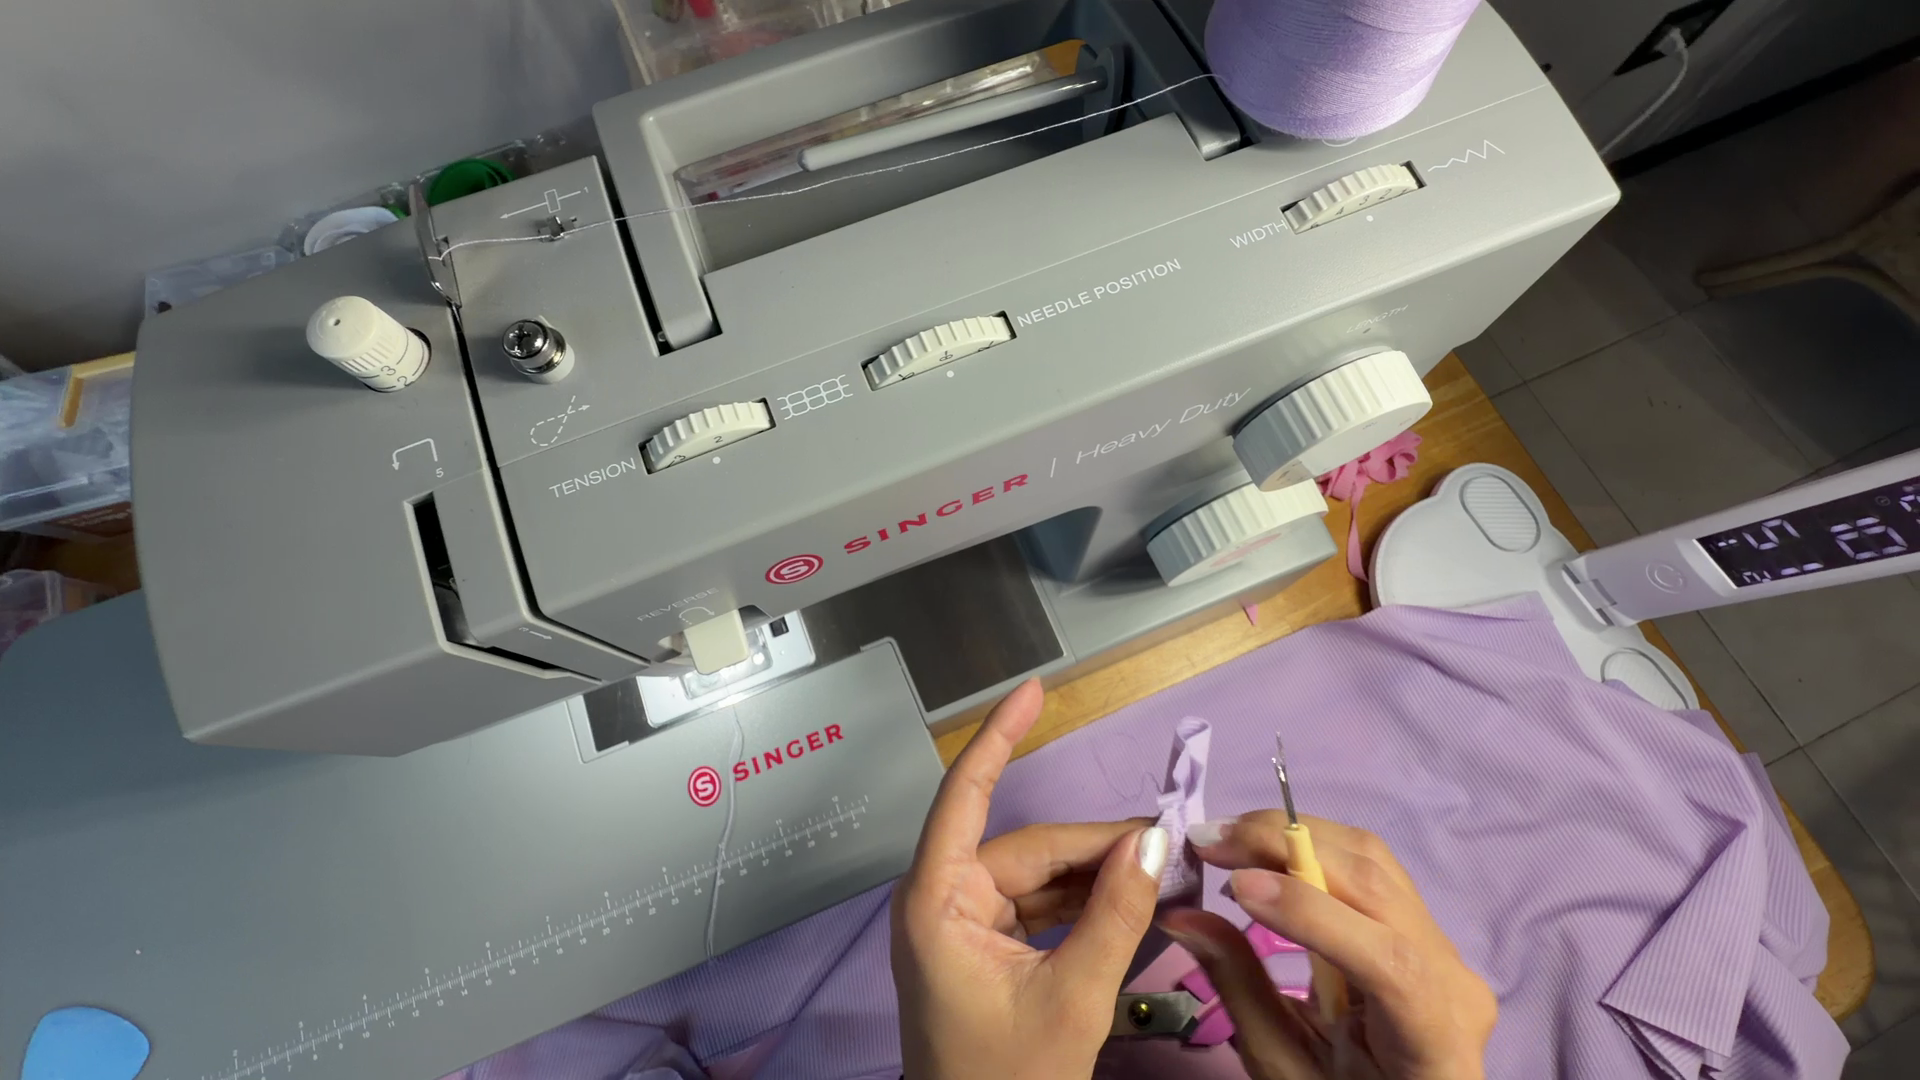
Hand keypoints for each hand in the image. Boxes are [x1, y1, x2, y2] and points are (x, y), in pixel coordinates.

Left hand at [891, 679, 1169, 1079]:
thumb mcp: (1069, 1001)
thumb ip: (1114, 917)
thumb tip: (1154, 843)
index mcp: (936, 898)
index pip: (966, 792)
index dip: (999, 735)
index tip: (1032, 690)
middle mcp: (943, 895)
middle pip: (1026, 844)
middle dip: (1094, 841)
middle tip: (1164, 836)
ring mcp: (965, 920)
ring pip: (1038, 873)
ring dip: (1094, 870)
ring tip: (1157, 861)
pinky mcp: (986, 943)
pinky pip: (1038, 902)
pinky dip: (1081, 898)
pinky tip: (1127, 892)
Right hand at [1162, 812, 1495, 1079]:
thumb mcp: (1286, 1068)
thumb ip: (1238, 986)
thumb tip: (1180, 915)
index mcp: (1434, 1040)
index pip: (1388, 961)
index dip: (1311, 912)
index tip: (1234, 886)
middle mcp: (1453, 976)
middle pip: (1373, 883)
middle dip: (1283, 847)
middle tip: (1208, 841)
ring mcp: (1440, 940)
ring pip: (1368, 855)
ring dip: (1289, 832)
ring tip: (1227, 839)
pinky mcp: (1417, 918)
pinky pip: (1365, 861)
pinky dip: (1305, 841)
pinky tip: (1261, 850)